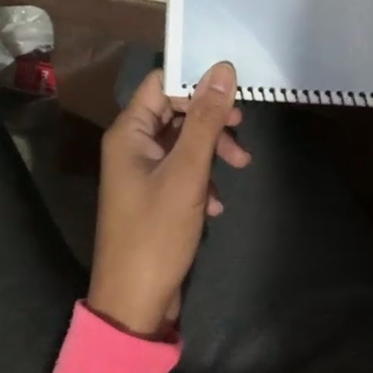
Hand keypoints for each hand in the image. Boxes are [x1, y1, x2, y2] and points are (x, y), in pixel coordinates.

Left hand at [87, 63, 248, 337]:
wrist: (134, 305)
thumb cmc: (156, 233)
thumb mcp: (187, 173)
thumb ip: (205, 120)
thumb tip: (223, 68)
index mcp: (129, 131)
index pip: (162, 83)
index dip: (195, 81)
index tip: (233, 91)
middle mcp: (131, 145)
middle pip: (176, 111)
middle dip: (210, 119)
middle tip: (243, 128)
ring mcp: (141, 172)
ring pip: (183, 142)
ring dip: (212, 150)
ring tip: (240, 166)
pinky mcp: (153, 196)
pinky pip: (182, 170)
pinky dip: (203, 178)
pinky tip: (217, 204)